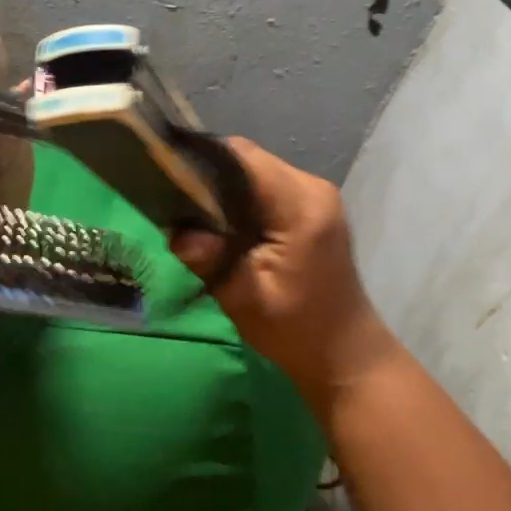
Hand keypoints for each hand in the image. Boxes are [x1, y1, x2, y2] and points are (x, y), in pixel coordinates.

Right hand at [169, 138, 398, 394]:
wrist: (344, 353)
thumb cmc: (294, 328)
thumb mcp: (242, 297)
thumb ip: (209, 258)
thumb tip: (177, 231)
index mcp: (299, 205)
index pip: (240, 157)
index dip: (200, 160)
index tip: (166, 175)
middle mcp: (311, 187)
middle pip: (246, 157)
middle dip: (207, 173)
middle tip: (174, 199)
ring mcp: (314, 193)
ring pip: (253, 167)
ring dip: (222, 183)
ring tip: (193, 210)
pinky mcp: (310, 204)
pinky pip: (264, 182)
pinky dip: (237, 192)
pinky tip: (221, 219)